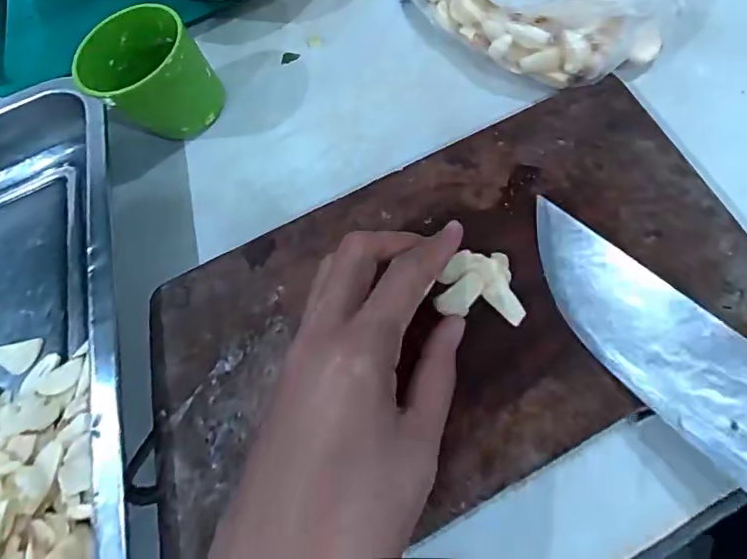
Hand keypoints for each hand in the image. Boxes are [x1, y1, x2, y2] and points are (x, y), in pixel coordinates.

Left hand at [211, 223, 466, 558]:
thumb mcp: (416, 447)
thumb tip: (451, 320)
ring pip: (330, 273)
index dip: (434, 250)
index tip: (459, 232)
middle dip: (395, 241)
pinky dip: (352, 288)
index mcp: (358, 348)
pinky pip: (321, 304)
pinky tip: (379, 315)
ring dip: (369, 260)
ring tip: (408, 278)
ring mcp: (296, 349)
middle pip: (353, 254)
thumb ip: (437, 372)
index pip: (402, 276)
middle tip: (432, 255)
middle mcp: (320, 334)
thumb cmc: (360, 513)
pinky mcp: (287, 369)